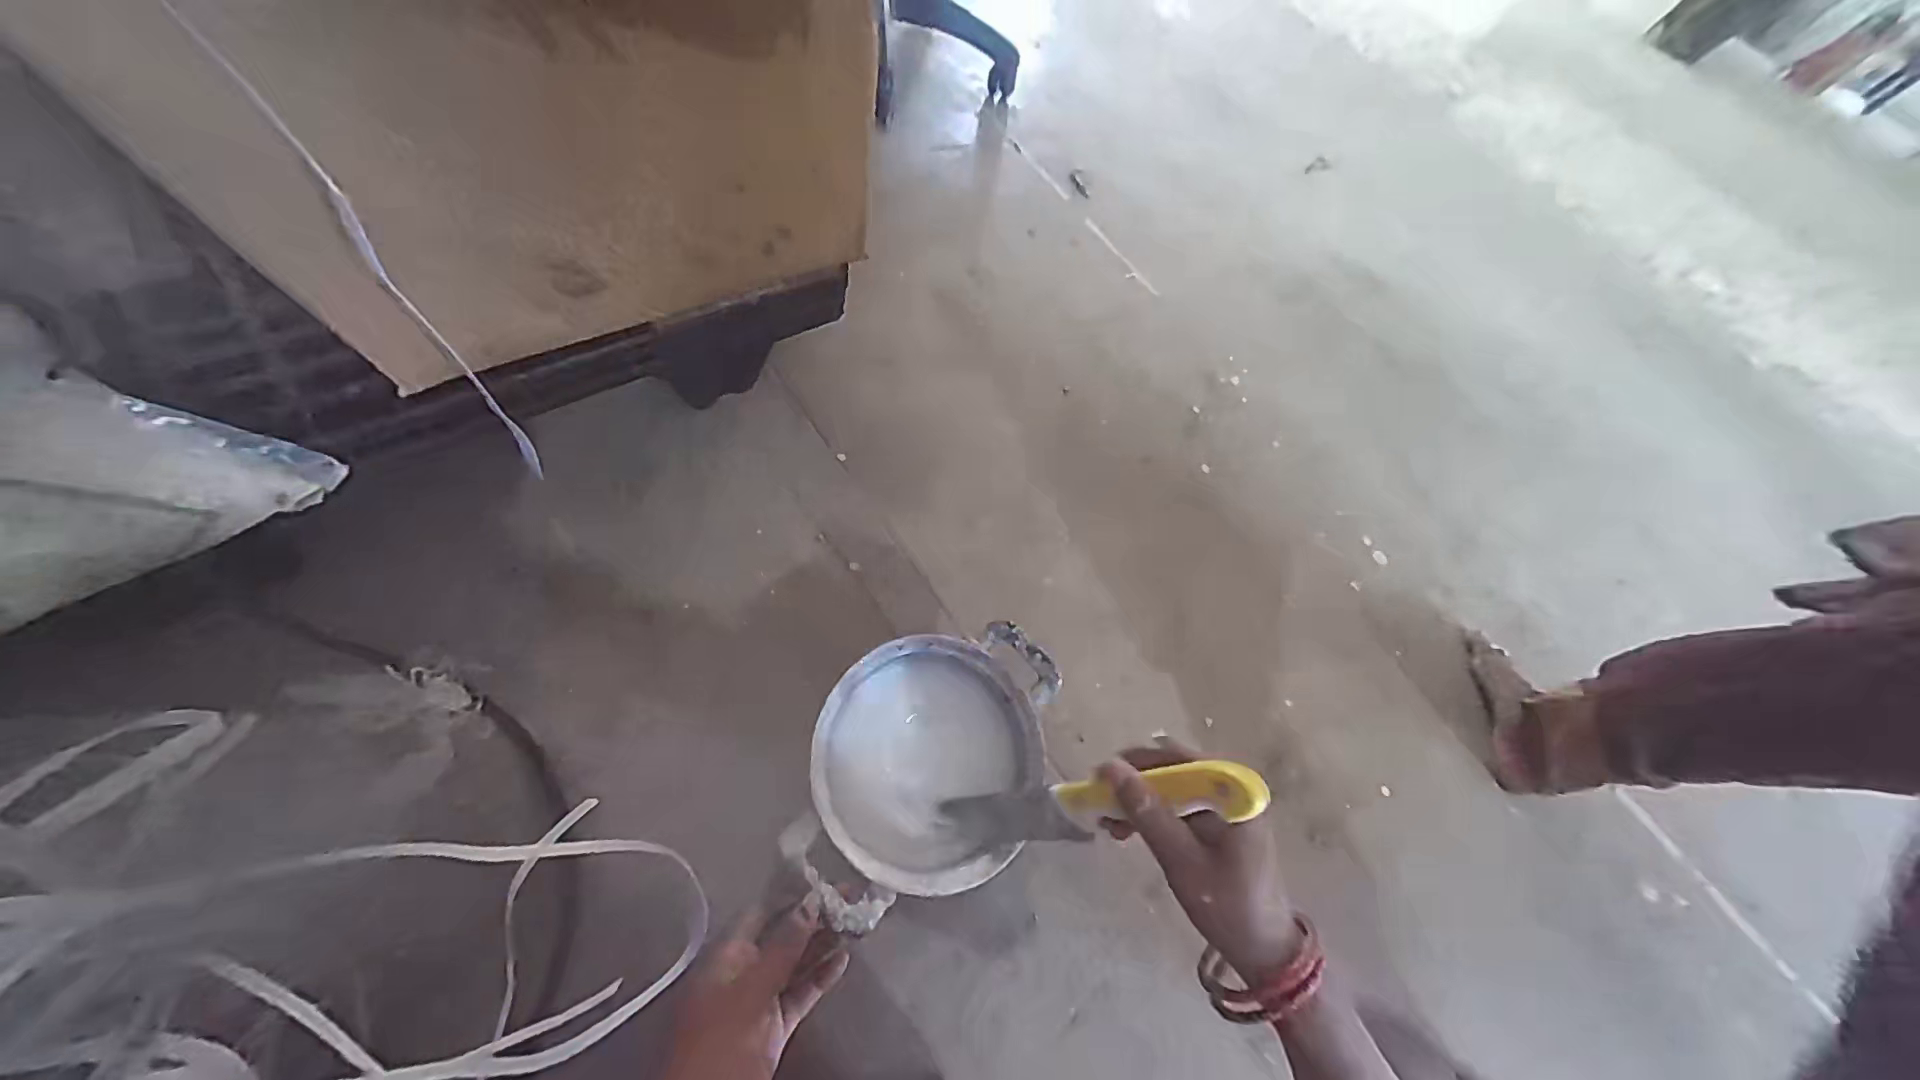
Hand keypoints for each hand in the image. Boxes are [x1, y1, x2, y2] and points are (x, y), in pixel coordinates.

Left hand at [661, 894, 851, 1079]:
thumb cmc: (719, 1045)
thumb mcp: (750, 992)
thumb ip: (783, 947)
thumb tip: (811, 902)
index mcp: (726, 956)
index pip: (763, 910)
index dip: (793, 893)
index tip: (827, 878)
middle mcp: (742, 971)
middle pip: (783, 934)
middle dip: (816, 916)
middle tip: (852, 897)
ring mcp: (758, 1000)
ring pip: (795, 962)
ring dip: (824, 943)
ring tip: (856, 921)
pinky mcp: (774, 1026)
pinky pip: (800, 992)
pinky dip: (821, 976)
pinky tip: (844, 959)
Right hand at [1097, 738, 1303, 981]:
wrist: (1266, 952)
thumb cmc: (1228, 907)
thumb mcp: (1180, 860)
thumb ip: (1147, 812)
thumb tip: (1110, 768)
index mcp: (1234, 791)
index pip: (1178, 757)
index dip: (1136, 762)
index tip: (1101, 778)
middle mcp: (1232, 788)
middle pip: (1173, 769)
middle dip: (1135, 783)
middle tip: (1102, 802)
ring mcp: (1226, 805)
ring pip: (1172, 787)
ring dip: (1139, 800)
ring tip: (1111, 822)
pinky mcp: (1219, 822)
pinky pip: (1179, 805)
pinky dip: (1152, 814)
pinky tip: (1129, 830)